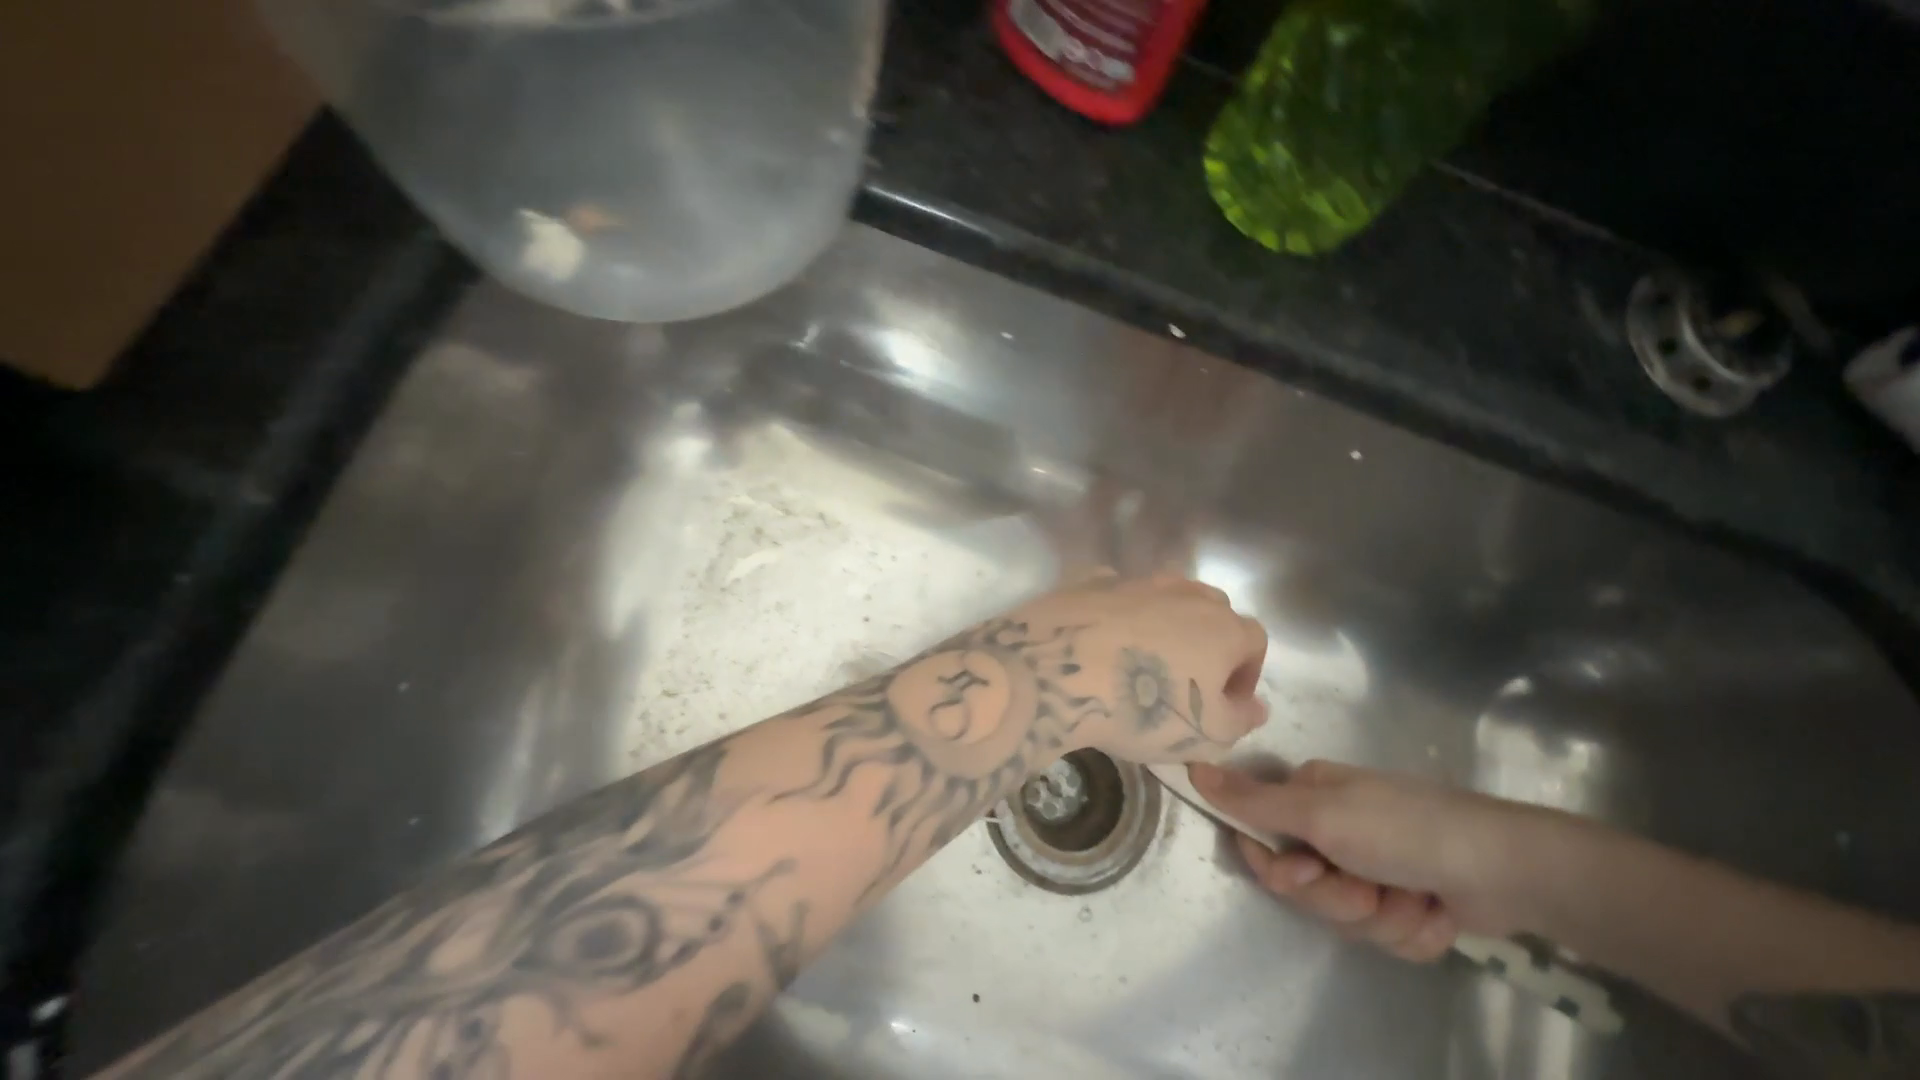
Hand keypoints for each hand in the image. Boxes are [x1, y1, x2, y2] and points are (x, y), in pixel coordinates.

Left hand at [1007, 574, 1268, 764]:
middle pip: (1212, 609)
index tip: (1226, 702)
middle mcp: (1184, 592)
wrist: (1058, 673)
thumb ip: (1241, 720)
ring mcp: (1135, 581)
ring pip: (1164, 595)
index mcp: (1223, 626)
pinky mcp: (1089, 582)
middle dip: (1208, 642)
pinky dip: (1116, 611)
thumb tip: (1256, 707)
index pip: (1255, 640)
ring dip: (1163, 624)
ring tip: (1142, 660)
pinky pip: (1114, 593)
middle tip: (1186, 680)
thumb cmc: (1145, 708)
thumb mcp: (1207, 735)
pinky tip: (1100, 639)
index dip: (1247, 673)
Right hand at [1189, 760, 1562, 959]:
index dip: (1279, 870)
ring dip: (1380, 919)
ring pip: (1343, 918)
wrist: (1505, 870)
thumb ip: (1253, 801)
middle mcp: (1335, 831)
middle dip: (1339, 899)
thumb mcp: (1320, 814)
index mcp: (1310, 800)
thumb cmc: (1404, 829)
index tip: (1307, 871)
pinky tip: (1435, 913)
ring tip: (1414, 897)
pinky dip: (1410, 932)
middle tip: (1370, 885)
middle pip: (1303, 889)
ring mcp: (1372, 870)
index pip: (1261, 843)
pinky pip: (1383, 937)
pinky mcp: (1405, 904)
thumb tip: (1190, 767)